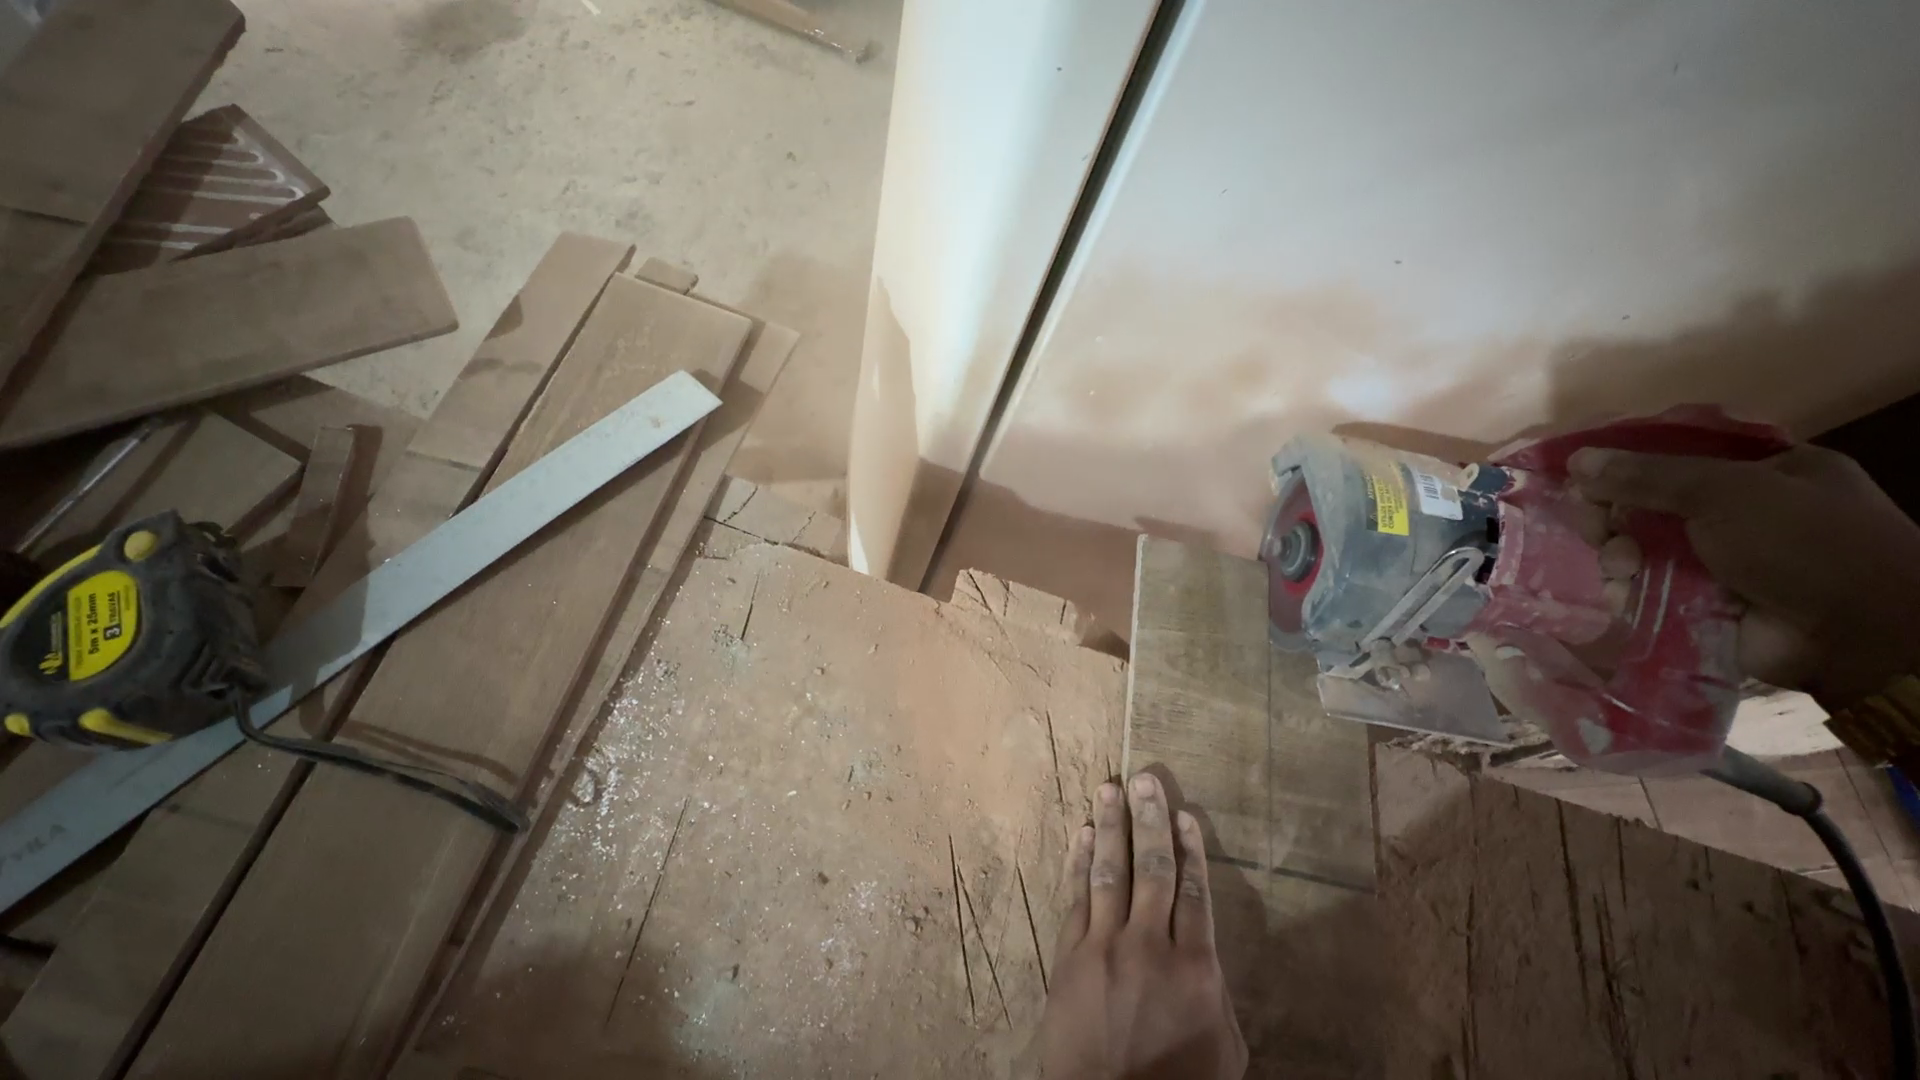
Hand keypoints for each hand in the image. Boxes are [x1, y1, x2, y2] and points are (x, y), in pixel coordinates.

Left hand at [1035, 772, 1245, 1079]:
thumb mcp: (1221, 1047)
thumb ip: (1212, 991)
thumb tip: (1201, 950)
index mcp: (1196, 969)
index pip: (1194, 894)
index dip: (1190, 851)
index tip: (1184, 815)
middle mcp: (1150, 947)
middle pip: (1153, 870)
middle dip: (1149, 821)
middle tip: (1145, 779)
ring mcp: (1104, 947)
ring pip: (1109, 873)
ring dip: (1110, 828)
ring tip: (1109, 789)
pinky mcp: (1069, 956)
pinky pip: (1075, 898)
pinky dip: (1077, 863)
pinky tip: (1079, 834)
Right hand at [1569, 444, 1919, 704]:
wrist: (1861, 637)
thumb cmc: (1807, 544)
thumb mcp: (1728, 492)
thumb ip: (1648, 476)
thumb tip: (1575, 459)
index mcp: (1765, 472)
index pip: (1677, 456)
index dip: (1625, 463)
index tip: (1582, 474)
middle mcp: (1741, 514)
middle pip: (1650, 504)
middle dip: (1614, 514)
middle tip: (1592, 525)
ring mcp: (1721, 563)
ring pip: (1642, 548)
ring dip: (1619, 555)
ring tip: (1621, 567)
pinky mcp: (1702, 605)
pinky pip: (1646, 590)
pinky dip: (1626, 592)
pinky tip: (1619, 593)